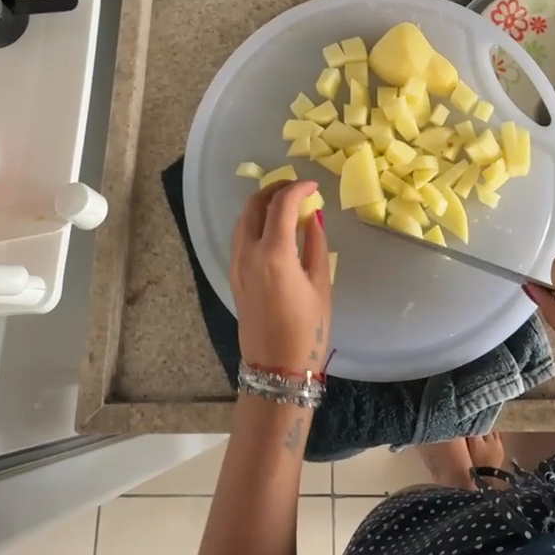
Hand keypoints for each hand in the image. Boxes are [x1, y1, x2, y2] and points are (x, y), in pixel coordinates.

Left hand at [230, 181, 331, 373]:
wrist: (276, 368)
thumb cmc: (307, 330)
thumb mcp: (321, 285)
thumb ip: (316, 245)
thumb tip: (313, 217)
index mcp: (273, 254)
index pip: (282, 204)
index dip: (298, 188)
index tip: (314, 187)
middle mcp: (248, 252)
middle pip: (255, 205)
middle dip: (276, 189)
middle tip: (297, 188)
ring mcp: (236, 264)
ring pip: (243, 218)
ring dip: (263, 204)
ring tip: (287, 204)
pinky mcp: (233, 275)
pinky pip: (241, 236)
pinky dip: (255, 222)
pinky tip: (274, 228)